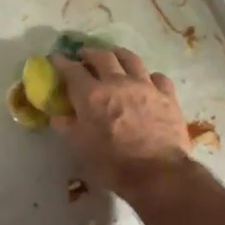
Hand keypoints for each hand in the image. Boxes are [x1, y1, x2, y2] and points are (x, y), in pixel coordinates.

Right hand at [51, 48, 195, 196]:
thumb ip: (68, 128)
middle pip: (102, 57)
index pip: (73, 71)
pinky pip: (158, 77)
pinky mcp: (167, 96)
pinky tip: (148, 80)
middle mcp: (118, 83)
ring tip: (114, 55)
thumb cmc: (113, 164)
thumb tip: (58, 116)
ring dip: (118, 54)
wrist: (158, 172)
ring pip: (131, 59)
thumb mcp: (82, 149)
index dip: (62, 63)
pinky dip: (149, 76)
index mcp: (92, 95)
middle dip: (90, 53)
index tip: (57, 58)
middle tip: (84, 55)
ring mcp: (145, 86)